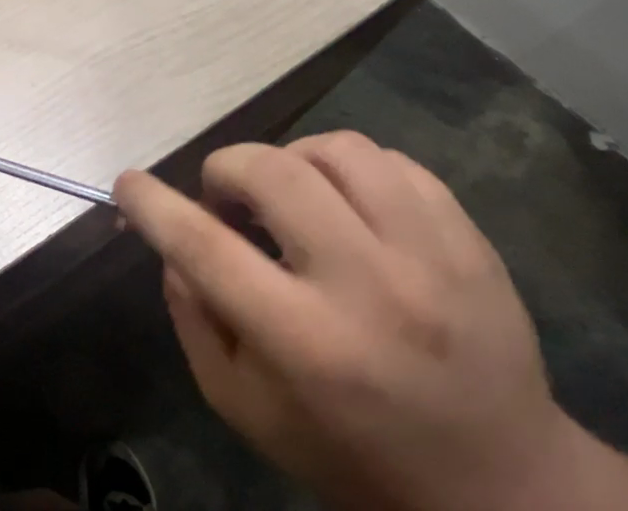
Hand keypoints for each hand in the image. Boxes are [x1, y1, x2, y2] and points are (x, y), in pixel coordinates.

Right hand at [114, 132, 574, 510]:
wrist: (499, 483)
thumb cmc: (348, 450)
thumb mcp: (241, 403)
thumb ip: (193, 316)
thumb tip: (171, 242)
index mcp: (304, 341)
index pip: (204, 245)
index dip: (151, 204)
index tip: (127, 184)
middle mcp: (369, 287)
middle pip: (272, 173)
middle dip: (222, 170)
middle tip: (222, 202)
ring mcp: (432, 258)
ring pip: (338, 150)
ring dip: (289, 161)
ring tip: (287, 198)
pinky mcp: (472, 243)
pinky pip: (394, 163)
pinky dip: (348, 170)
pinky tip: (342, 205)